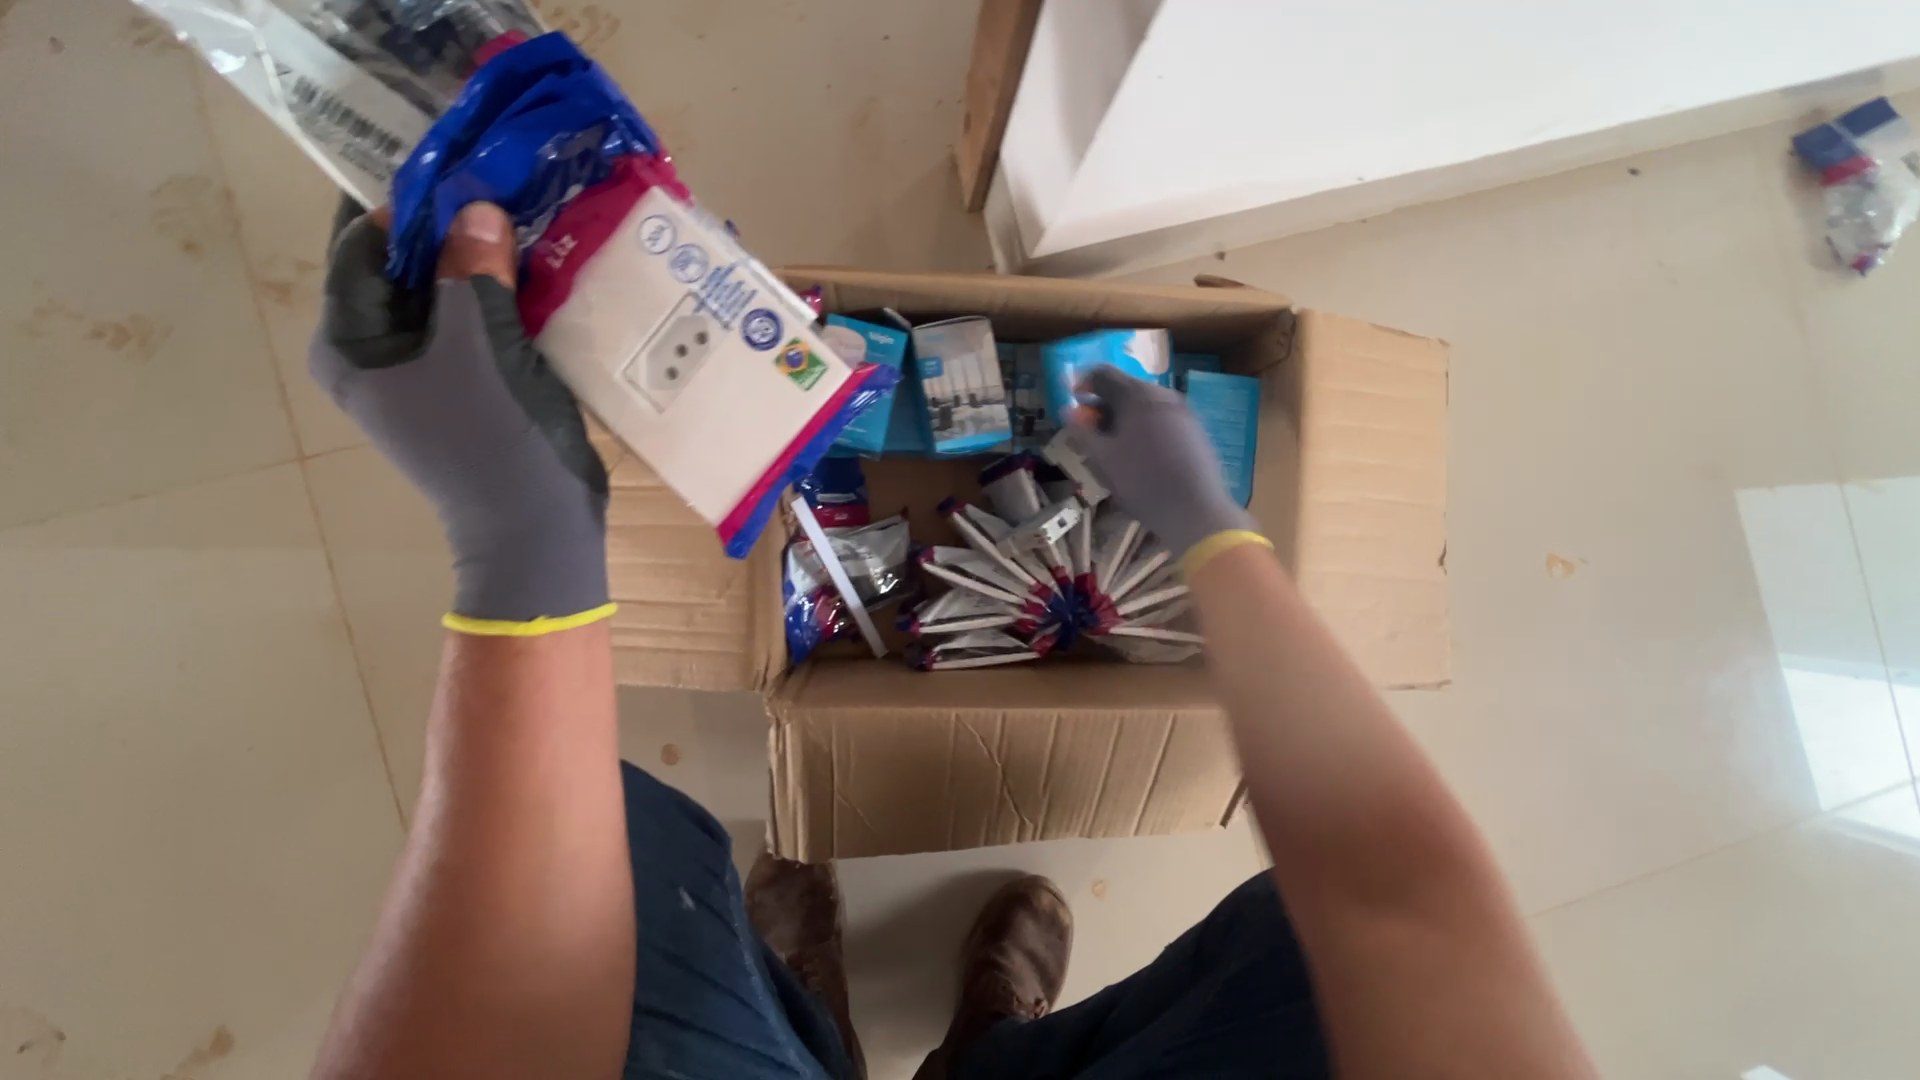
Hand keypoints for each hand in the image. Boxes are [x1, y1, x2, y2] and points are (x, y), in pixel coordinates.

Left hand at [310, 201, 612, 634]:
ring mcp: (431, 379)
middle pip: (407, 275)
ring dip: (486, 269)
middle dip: (452, 236)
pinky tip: (547, 281)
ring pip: (451, 304)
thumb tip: (475, 207)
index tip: (452, 167)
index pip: (361, 251)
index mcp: (352, 346)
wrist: (540, 531)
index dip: (402, 206)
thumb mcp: (481, 348)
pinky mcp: (475, 394)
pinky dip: (509, 304)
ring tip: (531, 228)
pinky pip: (484, 332)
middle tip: (502, 193)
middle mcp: (381, 357)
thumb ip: (471, 272)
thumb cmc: (495, 442)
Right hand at [1068, 366, 1266, 575]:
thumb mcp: (1103, 459)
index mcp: (1138, 396)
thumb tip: (1068, 411)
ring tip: (1113, 450)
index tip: (1071, 404)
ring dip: (1123, 420)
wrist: (1196, 511)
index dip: (1082, 384)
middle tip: (1090, 434)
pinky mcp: (1195, 431)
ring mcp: (1184, 412)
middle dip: (1103, 407)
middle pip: (1125, 389)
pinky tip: (1140, 458)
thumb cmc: (1142, 483)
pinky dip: (1143, 429)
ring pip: (1144, 406)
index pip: (1103, 373)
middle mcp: (1164, 395)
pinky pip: (1161, 420)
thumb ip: (1083, 431)